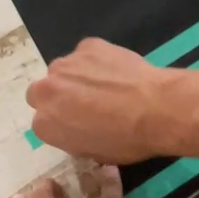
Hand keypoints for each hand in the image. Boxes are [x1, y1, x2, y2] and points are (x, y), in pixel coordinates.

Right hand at [27, 38, 180, 163]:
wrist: (155, 107)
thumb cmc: (125, 140)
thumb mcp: (93, 152)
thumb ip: (72, 136)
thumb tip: (77, 126)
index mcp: (45, 123)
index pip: (43, 121)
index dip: (61, 122)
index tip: (77, 123)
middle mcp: (47, 89)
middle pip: (44, 91)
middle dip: (59, 96)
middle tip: (85, 103)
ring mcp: (67, 63)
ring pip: (64, 69)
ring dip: (77, 76)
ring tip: (105, 85)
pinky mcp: (88, 45)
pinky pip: (86, 54)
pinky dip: (96, 60)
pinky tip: (117, 71)